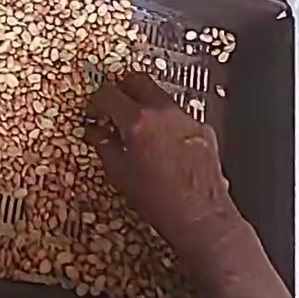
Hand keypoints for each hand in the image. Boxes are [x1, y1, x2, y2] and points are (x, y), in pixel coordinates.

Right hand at [84, 72, 251, 275]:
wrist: (200, 217)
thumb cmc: (161, 201)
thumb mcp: (121, 174)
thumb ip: (105, 146)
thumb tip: (96, 134)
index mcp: (138, 122)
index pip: (109, 94)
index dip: (97, 99)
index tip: (95, 107)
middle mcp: (164, 113)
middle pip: (138, 80)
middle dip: (122, 87)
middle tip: (114, 103)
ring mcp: (186, 119)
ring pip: (161, 97)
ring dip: (146, 105)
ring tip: (138, 127)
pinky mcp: (203, 130)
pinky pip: (180, 116)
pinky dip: (167, 123)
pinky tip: (163, 144)